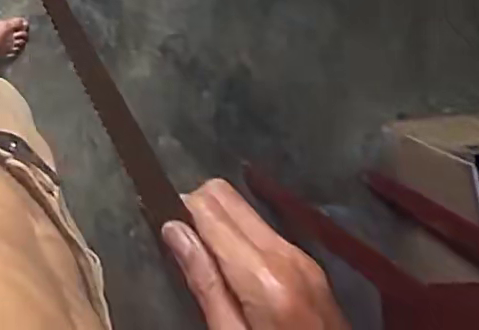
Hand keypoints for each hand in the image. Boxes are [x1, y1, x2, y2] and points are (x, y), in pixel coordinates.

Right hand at [162, 180, 348, 329]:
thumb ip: (205, 284)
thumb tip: (172, 228)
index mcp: (265, 276)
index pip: (205, 205)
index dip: (179, 212)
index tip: (168, 237)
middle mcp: (285, 253)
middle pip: (222, 193)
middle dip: (197, 209)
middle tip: (188, 249)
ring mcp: (303, 258)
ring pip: (241, 206)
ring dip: (218, 223)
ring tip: (211, 264)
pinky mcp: (310, 267)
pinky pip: (260, 228)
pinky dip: (239, 236)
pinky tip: (237, 272)